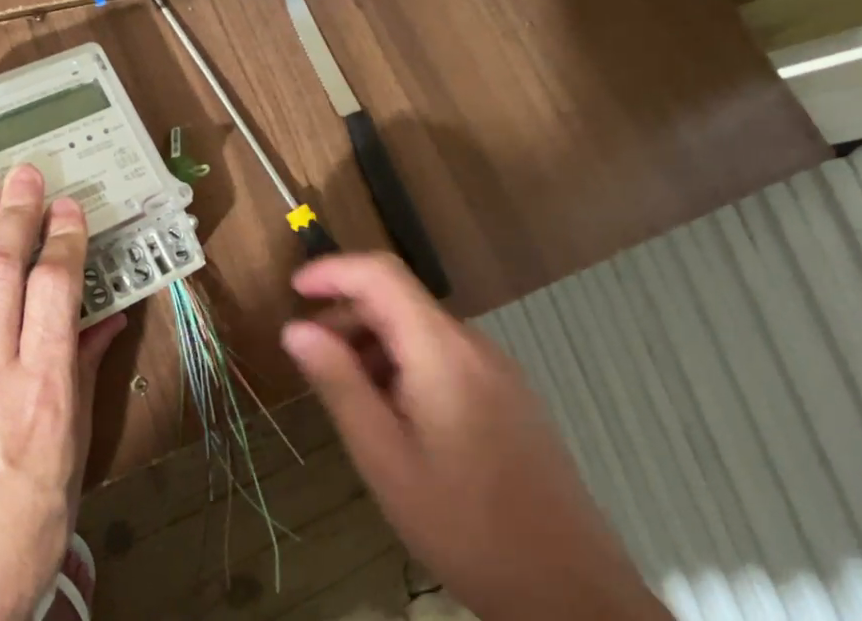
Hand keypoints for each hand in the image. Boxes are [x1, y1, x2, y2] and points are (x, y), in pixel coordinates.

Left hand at [0, 165, 125, 620]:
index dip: (62, 239)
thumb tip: (102, 319)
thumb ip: (84, 373)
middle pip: (0, 273)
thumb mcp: (74, 452)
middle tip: (22, 175)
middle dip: (14, 215)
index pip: (55, 291)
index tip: (68, 208)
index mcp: (45, 393)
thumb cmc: (27, 527)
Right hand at [280, 254, 667, 620]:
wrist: (570, 590)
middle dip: (347, 319)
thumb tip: (295, 329)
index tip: (291, 292)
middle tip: (311, 364)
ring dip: (375, 347)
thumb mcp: (384, 457)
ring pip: (421, 332)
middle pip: (400, 302)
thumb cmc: (464, 525)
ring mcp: (499, 372)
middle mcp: (475, 346)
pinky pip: (446, 359)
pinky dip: (405, 367)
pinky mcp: (511, 398)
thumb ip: (339, 384)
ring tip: (349, 401)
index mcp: (442, 351)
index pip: (382, 275)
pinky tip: (394, 419)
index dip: (332, 271)